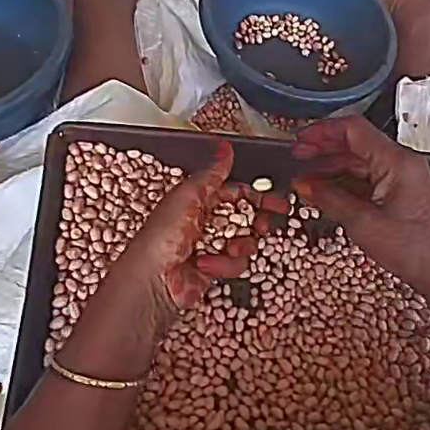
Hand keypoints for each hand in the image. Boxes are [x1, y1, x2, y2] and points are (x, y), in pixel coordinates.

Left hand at [105, 138, 262, 318]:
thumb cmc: (162, 238)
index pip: (236, 193)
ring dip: (240, 246)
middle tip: (264, 225)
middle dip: (258, 222)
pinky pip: (237, 264)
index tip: (275, 200)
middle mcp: (208, 222)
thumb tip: (225, 148)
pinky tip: (208, 264)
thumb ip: (212, 173)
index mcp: (199, 200)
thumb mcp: (188, 196)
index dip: (257, 195)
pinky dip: (225, 265)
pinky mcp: (216, 267)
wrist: (154, 280)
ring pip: (246, 242)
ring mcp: (213, 246)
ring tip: (229, 248)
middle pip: (246, 217)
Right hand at [291, 117, 429, 311]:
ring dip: (332, 167)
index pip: (354, 130)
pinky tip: (326, 192)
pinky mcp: (400, 193)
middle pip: (356, 143)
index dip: (322, 132)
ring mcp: (402, 178)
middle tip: (298, 157)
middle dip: (324, 149)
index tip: (300, 140)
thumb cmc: (413, 249)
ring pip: (360, 162)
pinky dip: (345, 183)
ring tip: (306, 178)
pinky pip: (368, 179)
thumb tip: (305, 185)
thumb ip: (330, 199)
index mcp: (397, 162)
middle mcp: (401, 163)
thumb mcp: (363, 223)